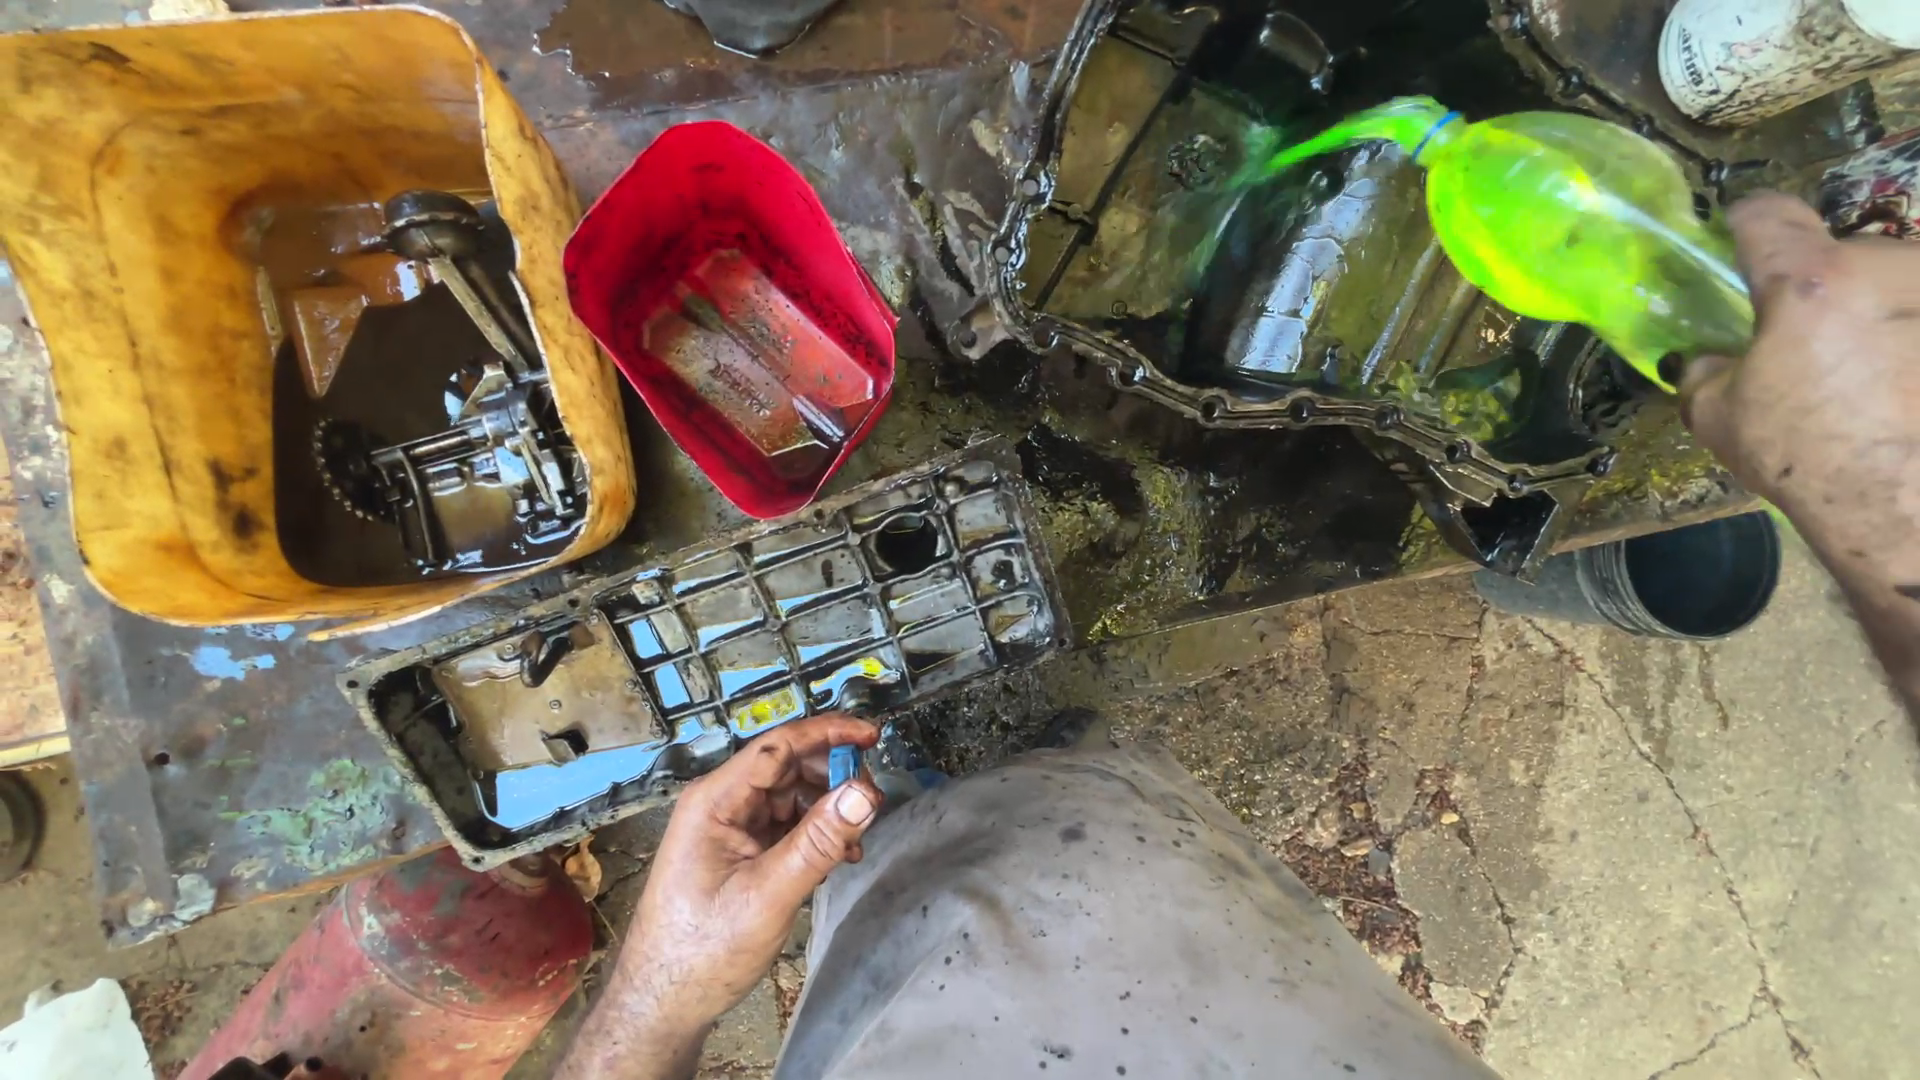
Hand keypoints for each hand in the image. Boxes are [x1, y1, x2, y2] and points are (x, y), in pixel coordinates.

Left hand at [618, 714, 882, 1030]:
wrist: (662, 1008)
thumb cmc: (704, 951)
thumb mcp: (769, 895)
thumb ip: (820, 842)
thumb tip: (867, 793)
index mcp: (715, 799)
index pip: (778, 745)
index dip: (827, 733)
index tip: (872, 736)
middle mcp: (722, 802)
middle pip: (789, 767)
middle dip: (833, 778)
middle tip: (871, 802)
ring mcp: (731, 826)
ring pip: (792, 795)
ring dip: (828, 810)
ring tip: (855, 841)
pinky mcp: (741, 850)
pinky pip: (787, 824)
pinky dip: (816, 834)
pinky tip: (838, 858)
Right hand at [1679, 193, 1919, 521]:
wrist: (1901, 494)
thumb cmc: (1799, 449)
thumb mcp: (1715, 412)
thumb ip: (1706, 368)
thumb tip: (1710, 356)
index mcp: (1810, 282)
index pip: (1770, 216)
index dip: (1744, 219)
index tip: (1734, 231)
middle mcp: (1893, 266)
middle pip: (1844, 254)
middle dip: (1824, 288)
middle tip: (1807, 338)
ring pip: (1900, 281)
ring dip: (1879, 311)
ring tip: (1869, 368)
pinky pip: (1917, 314)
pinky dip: (1905, 338)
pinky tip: (1898, 382)